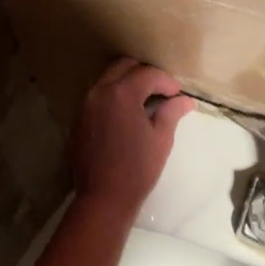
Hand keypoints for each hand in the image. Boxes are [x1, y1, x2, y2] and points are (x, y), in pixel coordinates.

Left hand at [71, 58, 195, 215]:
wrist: (102, 198)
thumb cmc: (137, 169)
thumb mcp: (161, 139)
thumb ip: (171, 113)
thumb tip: (186, 100)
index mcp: (121, 93)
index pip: (148, 74)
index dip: (166, 81)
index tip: (177, 94)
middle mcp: (100, 91)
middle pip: (124, 67)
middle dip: (145, 74)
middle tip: (161, 92)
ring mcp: (85, 104)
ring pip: (108, 78)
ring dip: (127, 82)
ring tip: (145, 100)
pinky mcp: (79, 118)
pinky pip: (98, 95)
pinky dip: (113, 95)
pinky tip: (126, 114)